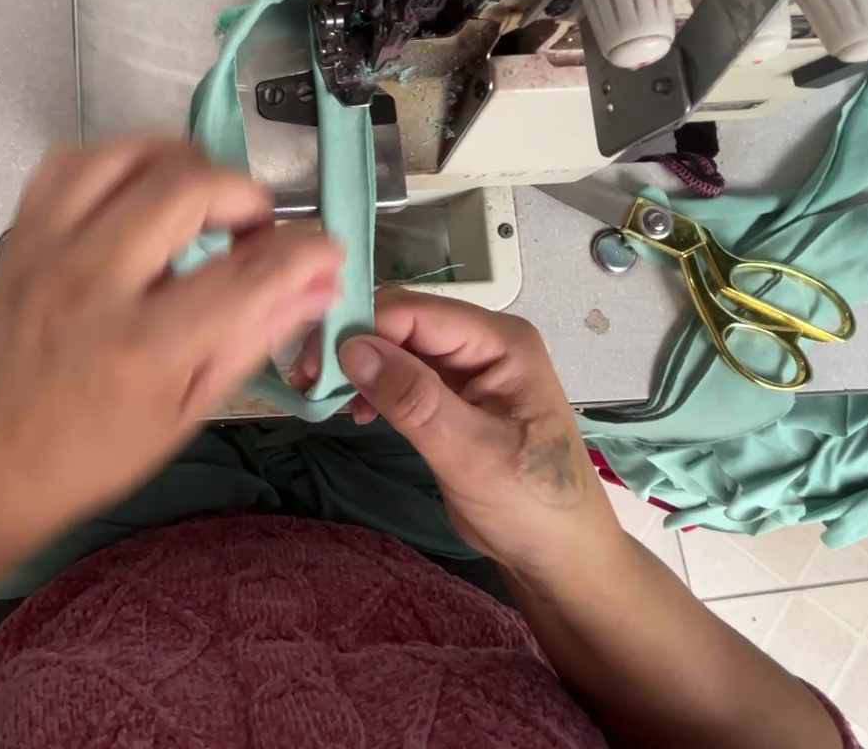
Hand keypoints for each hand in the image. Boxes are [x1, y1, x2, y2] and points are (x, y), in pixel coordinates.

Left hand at [0, 138, 344, 554]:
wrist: (0, 459)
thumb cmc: (104, 449)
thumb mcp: (193, 408)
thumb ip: (258, 334)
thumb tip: (322, 282)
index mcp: (144, 349)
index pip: (248, 275)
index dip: (305, 250)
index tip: (325, 246)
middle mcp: (92, 286)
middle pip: (186, 189)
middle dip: (243, 193)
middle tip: (253, 224)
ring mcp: (47, 251)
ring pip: (128, 156)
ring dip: (183, 163)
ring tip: (202, 196)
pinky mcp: (21, 236)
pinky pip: (71, 160)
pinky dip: (118, 159)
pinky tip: (140, 188)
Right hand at [291, 288, 623, 575]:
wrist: (559, 556)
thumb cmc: (531, 506)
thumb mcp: (471, 453)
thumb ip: (414, 398)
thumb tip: (352, 348)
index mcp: (499, 341)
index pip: (414, 312)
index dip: (361, 327)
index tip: (315, 364)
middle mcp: (480, 341)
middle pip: (399, 321)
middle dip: (351, 344)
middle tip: (309, 381)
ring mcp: (464, 365)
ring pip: (392, 345)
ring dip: (356, 366)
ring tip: (325, 400)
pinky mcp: (448, 391)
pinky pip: (398, 372)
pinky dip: (370, 386)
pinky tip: (356, 412)